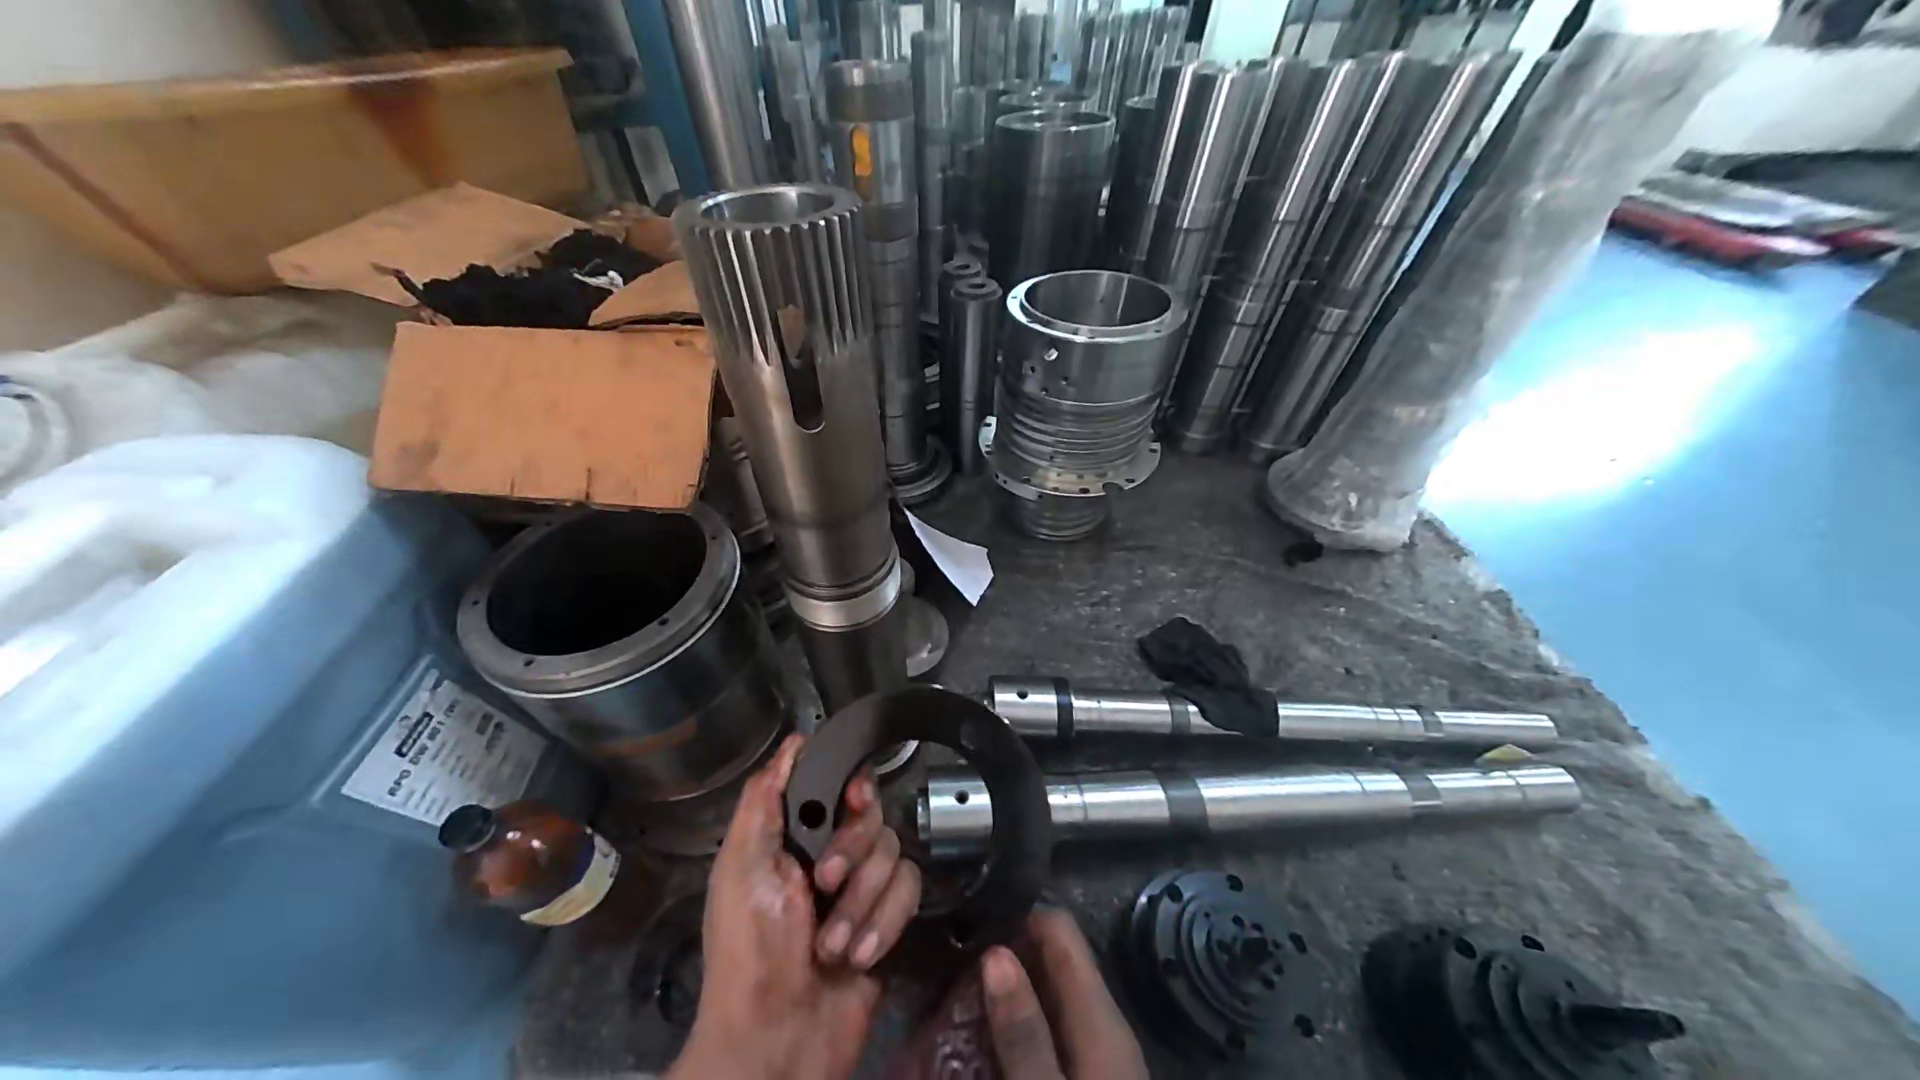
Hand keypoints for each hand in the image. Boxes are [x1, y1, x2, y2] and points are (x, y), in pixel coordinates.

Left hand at [668, 734, 921, 1079]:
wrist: (777, 1043)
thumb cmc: (750, 952)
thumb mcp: (742, 869)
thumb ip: (764, 800)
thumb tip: (794, 741)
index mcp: (792, 837)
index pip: (838, 784)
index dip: (852, 787)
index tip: (853, 802)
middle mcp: (831, 853)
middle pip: (873, 817)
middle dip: (852, 854)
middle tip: (823, 887)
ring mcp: (863, 888)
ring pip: (894, 855)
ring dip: (862, 903)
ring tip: (832, 944)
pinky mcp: (889, 919)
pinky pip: (909, 893)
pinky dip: (883, 924)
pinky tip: (858, 956)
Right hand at [981, 909, 1148, 1079]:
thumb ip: (1023, 1033)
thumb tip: (994, 953)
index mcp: (1103, 1015)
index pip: (1060, 928)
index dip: (1016, 919)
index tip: (973, 928)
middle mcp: (1105, 1022)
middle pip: (1054, 960)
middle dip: (1007, 958)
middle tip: (959, 963)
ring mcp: (1100, 1051)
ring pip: (1050, 996)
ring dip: (1011, 992)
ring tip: (965, 993)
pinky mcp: (1091, 1072)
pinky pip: (1052, 1029)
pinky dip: (1022, 1024)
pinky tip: (990, 1035)